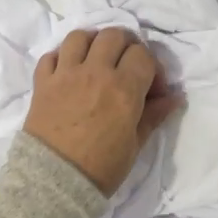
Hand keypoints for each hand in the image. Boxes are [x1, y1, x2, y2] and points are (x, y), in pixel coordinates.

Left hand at [25, 27, 182, 194]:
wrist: (55, 181)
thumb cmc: (101, 168)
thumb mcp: (135, 144)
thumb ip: (154, 115)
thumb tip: (175, 97)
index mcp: (123, 88)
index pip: (143, 55)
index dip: (153, 69)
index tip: (153, 90)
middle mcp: (95, 72)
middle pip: (114, 35)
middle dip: (127, 46)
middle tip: (128, 67)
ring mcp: (65, 74)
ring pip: (81, 36)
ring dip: (94, 43)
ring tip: (98, 60)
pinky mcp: (42, 82)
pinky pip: (52, 55)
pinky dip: (63, 57)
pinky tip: (70, 72)